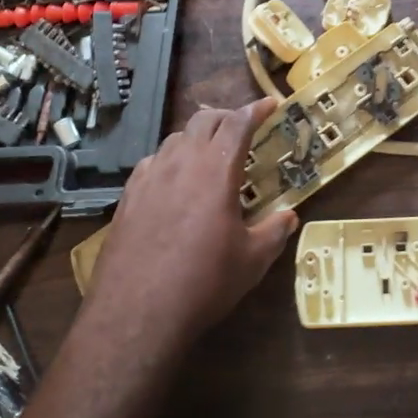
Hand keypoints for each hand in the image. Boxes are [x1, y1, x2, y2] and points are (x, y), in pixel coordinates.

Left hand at [83, 98, 297, 348]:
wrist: (136, 313)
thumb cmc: (203, 282)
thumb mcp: (252, 261)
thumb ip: (274, 232)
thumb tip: (289, 217)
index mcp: (216, 169)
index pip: (238, 123)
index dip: (257, 109)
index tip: (270, 104)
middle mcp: (181, 162)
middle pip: (204, 119)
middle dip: (227, 116)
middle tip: (243, 128)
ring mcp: (150, 177)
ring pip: (176, 138)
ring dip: (197, 137)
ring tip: (209, 154)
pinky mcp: (128, 196)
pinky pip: (152, 162)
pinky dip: (170, 160)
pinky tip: (173, 181)